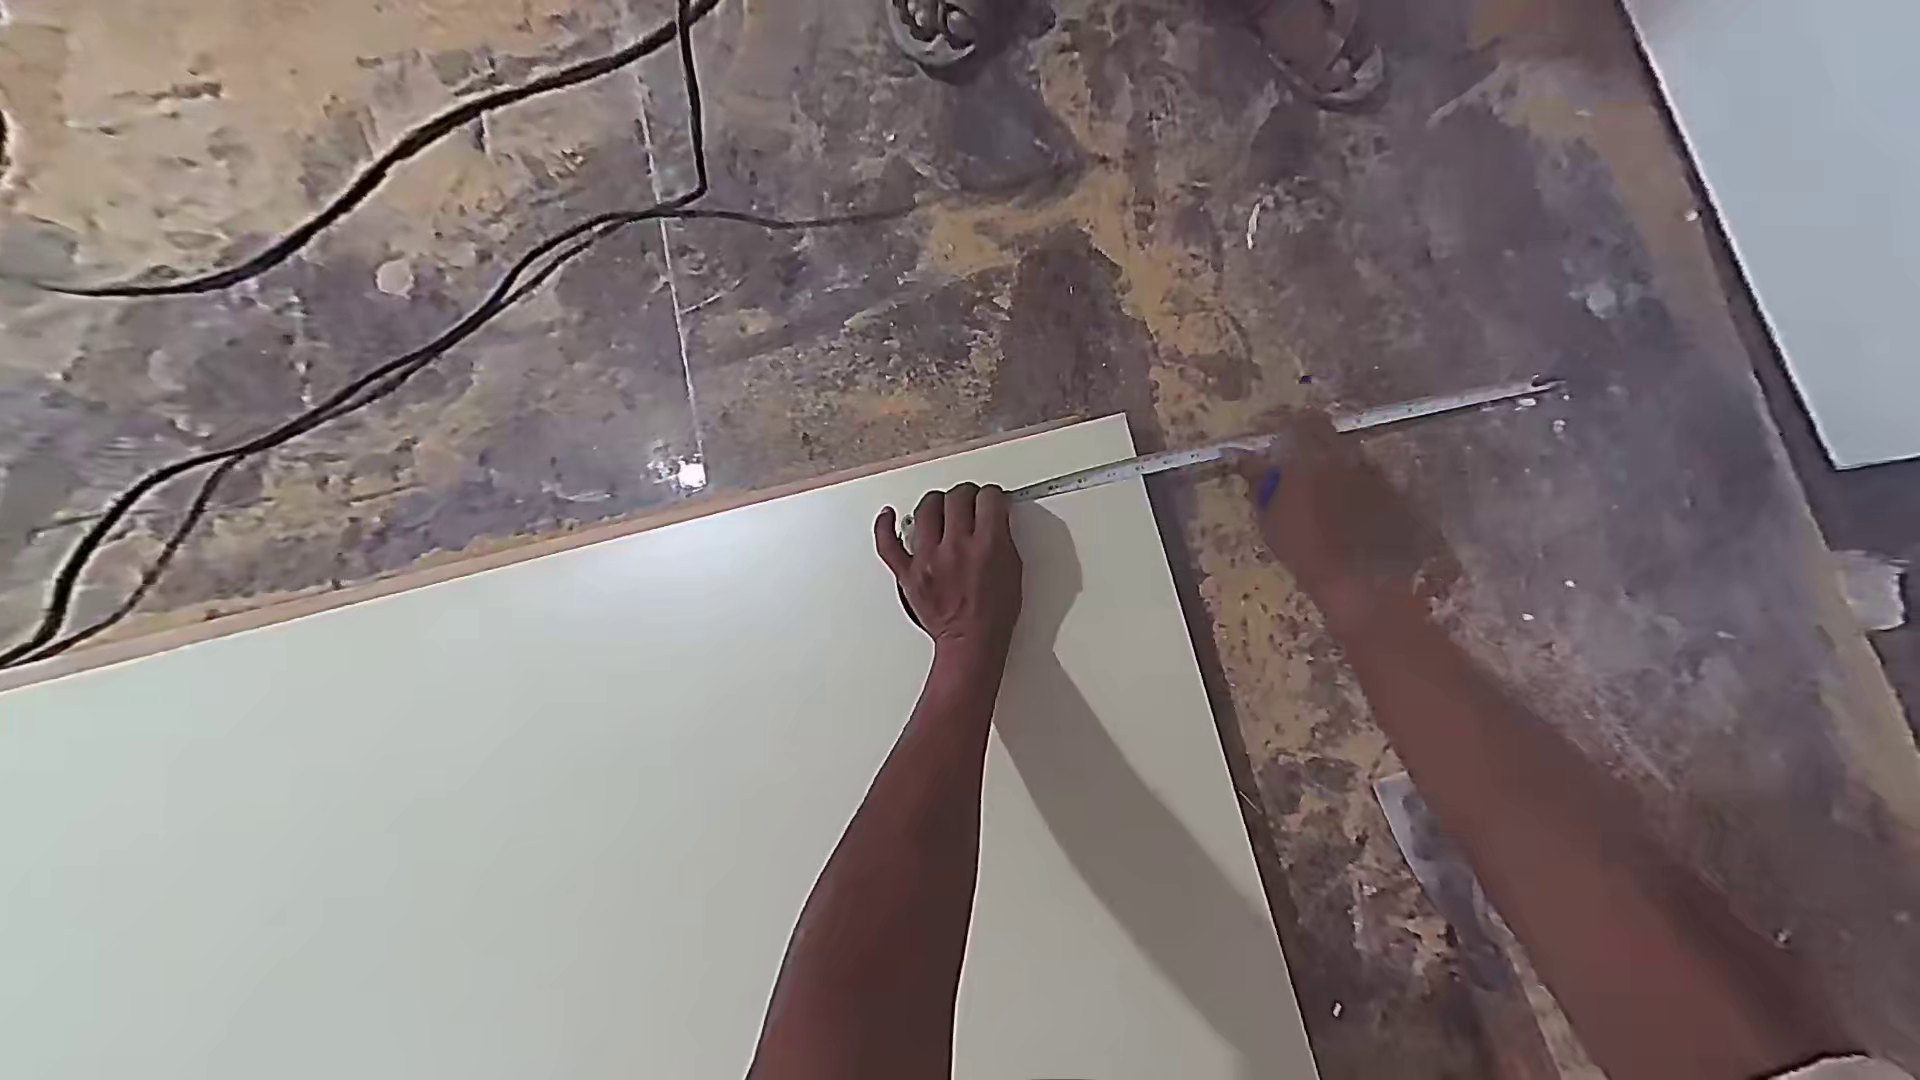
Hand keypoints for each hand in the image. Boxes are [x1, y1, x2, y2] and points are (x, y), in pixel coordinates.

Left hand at [875, 483, 1023, 662]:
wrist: (971, 642)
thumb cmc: (993, 614)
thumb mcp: (1012, 568)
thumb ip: (1001, 537)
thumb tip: (993, 517)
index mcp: (987, 546)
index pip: (989, 499)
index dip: (992, 495)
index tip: (991, 499)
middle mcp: (955, 548)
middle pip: (956, 498)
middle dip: (967, 495)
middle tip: (969, 500)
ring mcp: (928, 559)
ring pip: (926, 510)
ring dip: (936, 503)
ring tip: (941, 507)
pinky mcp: (908, 573)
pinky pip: (887, 543)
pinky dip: (885, 526)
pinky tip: (889, 515)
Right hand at [1229, 410, 1450, 630]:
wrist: (1366, 583)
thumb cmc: (1306, 550)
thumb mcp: (1270, 517)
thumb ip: (1257, 480)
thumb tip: (1238, 454)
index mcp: (1315, 455)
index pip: (1300, 421)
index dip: (1285, 427)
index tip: (1273, 443)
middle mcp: (1350, 455)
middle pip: (1329, 436)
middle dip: (1309, 448)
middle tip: (1292, 473)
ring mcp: (1379, 474)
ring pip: (1350, 459)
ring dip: (1333, 469)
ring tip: (1320, 498)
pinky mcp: (1399, 494)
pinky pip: (1371, 481)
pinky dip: (1355, 490)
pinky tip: (1347, 514)